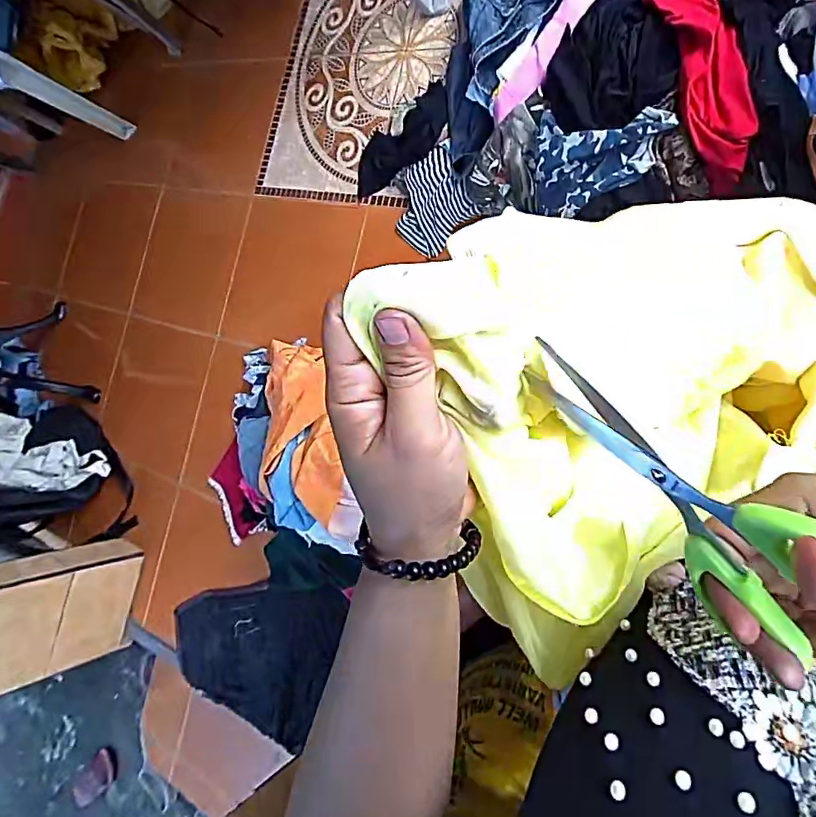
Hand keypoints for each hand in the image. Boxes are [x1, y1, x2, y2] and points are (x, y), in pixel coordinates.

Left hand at [322, 294, 472, 561]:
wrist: (428, 537)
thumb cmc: (415, 491)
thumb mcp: (414, 432)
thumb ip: (407, 373)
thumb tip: (393, 312)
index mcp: (350, 390)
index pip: (345, 321)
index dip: (372, 293)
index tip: (414, 279)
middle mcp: (368, 384)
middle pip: (377, 326)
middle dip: (408, 306)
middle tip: (451, 290)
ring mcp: (395, 394)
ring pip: (406, 344)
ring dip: (431, 329)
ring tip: (466, 308)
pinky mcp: (420, 403)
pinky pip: (428, 365)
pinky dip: (445, 352)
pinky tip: (471, 341)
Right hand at [702, 473, 815, 688]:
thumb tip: (798, 559)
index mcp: (804, 501)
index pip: (730, 531)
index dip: (724, 578)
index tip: (751, 629)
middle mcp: (801, 524)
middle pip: (741, 571)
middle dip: (760, 622)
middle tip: (790, 665)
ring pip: (769, 601)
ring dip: (796, 639)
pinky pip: (803, 618)